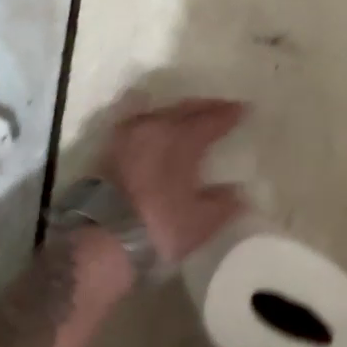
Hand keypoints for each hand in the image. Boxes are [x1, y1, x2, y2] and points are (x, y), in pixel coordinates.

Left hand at [99, 97, 248, 265]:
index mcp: (182, 140)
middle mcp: (156, 126)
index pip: (211, 120)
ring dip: (178, 110)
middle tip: (222, 107)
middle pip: (185, 108)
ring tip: (189, 113)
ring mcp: (130, 133)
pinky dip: (147, 113)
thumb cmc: (158, 228)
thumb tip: (239, 192)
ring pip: (160, 110)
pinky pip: (134, 118)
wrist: (103, 239)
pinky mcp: (110, 145)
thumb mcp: (199, 222)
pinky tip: (149, 117)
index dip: (229, 114)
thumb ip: (222, 204)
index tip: (244, 108)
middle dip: (206, 107)